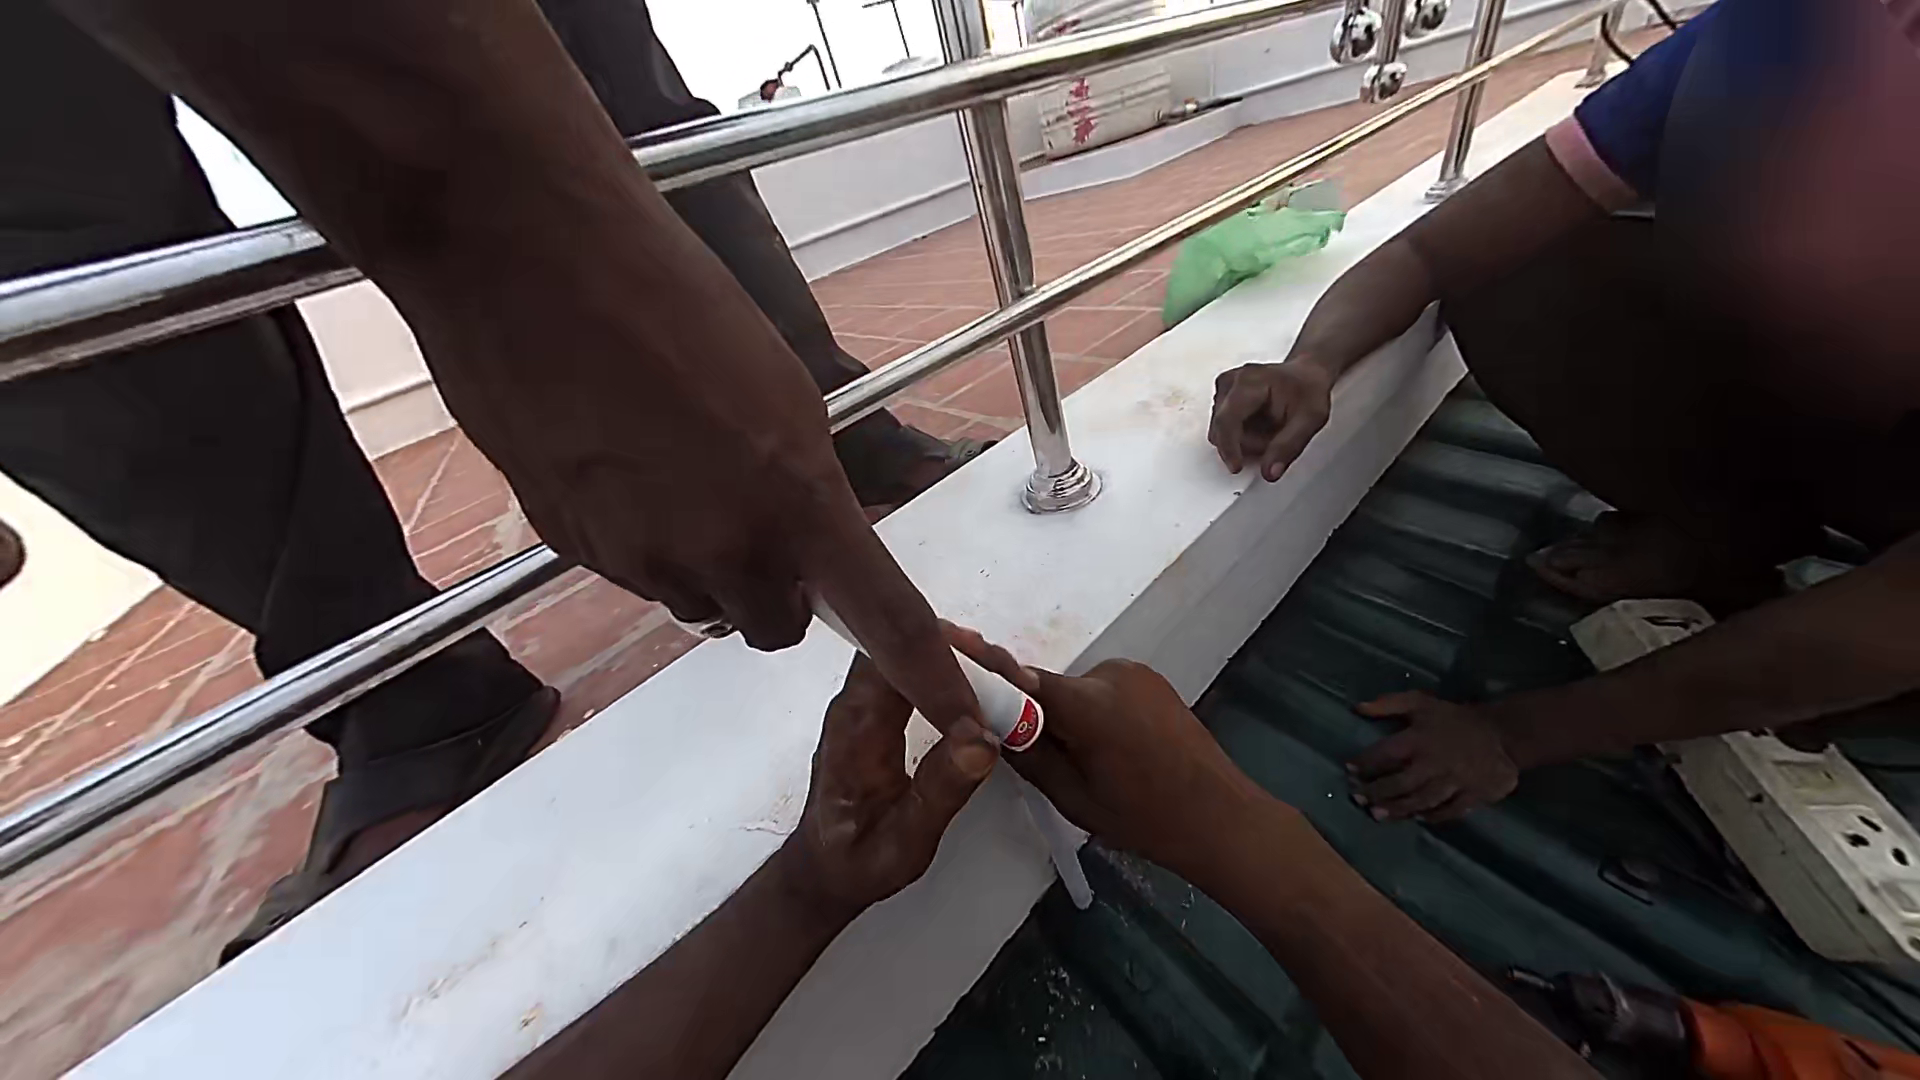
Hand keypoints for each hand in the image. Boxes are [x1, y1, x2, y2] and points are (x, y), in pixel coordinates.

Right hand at [406, 172, 980, 735]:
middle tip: (767, 532)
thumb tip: (805, 533)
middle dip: (780, 595)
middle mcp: (724, 551)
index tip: (962, 720)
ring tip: (685, 482)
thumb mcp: (785, 391)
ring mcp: (640, 558)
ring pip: (702, 605)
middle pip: (774, 628)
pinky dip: (652, 545)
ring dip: (713, 570)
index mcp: (797, 503)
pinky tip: (628, 472)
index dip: (929, 676)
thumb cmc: (678, 299)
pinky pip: (640, 575)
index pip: (886, 616)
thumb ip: (805, 483)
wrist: (524, 256)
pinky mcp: (571, 549)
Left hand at [775, 654, 998, 918]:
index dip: (948, 656)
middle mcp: (857, 700)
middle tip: (1012, 674)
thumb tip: (982, 739)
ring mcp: (866, 698)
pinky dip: (952, 669)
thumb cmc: (858, 861)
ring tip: (1007, 677)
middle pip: (904, 644)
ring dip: (961, 655)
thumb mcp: (905, 842)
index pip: (895, 661)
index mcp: (857, 726)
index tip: (999, 674)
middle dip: (963, 648)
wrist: (824, 867)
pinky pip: (914, 667)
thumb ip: (940, 791)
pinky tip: (984, 684)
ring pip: (911, 649)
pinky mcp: (879, 704)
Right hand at [945, 625, 1281, 883]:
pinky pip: (1102, 688)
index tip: (948, 636)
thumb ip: (1028, 754)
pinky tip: (1122, 746)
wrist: (1223, 817)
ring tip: (1102, 761)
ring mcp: (1132, 671)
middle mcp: (1108, 674)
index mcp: (1087, 705)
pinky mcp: (1149, 677)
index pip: (1020, 676)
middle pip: (1048, 686)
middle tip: (1057, 760)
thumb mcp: (1074, 798)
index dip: (982, 660)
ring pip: (1076, 689)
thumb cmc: (1145, 818)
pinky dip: (1097, 710)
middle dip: (1040, 714)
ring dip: (1071, 714)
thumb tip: (991, 723)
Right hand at [1208, 360, 1334, 480]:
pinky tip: (1257, 425)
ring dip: (1244, 441)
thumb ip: (1289, 446)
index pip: (1228, 419)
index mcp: (1250, 381)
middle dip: (1247, 444)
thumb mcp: (1311, 419)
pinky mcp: (1220, 398)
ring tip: (1269, 429)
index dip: (1229, 447)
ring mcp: (1223, 390)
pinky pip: (1221, 429)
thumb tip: (1269, 472)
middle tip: (1275, 437)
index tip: (1236, 467)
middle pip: (1223, 430)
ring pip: (1221, 432)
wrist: (1305, 373)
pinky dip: (1240, 435)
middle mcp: (1230, 382)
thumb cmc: (1309, 389)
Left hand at [1348, 692, 1518, 822]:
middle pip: (1401, 783)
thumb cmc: (1452, 717)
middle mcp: (1435, 763)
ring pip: (1423, 800)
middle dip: (1377, 792)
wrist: (1503, 732)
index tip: (1348, 770)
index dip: (1365, 763)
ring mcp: (1457, 781)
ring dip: (1399, 808)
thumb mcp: (1418, 702)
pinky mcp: (1477, 795)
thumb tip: (1356, 708)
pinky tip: (1417, 818)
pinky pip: (1452, 810)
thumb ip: (1386, 704)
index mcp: (1418, 740)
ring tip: (1378, 814)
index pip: (1385, 754)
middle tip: (1357, 798)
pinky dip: (1434, 816)